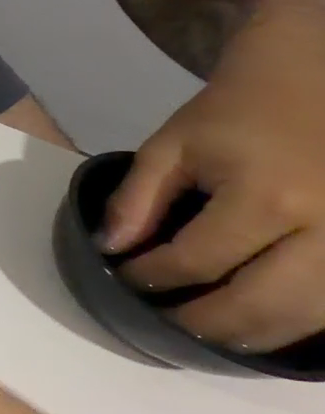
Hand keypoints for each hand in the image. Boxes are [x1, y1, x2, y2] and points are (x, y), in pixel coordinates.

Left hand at [107, 20, 324, 352]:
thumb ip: (136, 199)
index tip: (125, 278)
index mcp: (268, 198)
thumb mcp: (171, 146)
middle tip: (166, 324)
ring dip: (258, 333)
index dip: (152, 276)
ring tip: (210, 332)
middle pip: (265, 303)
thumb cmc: (236, 114)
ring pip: (314, 315)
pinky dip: (304, 322)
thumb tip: (109, 248)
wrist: (317, 80)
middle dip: (207, 321)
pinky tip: (267, 323)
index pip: (198, 260)